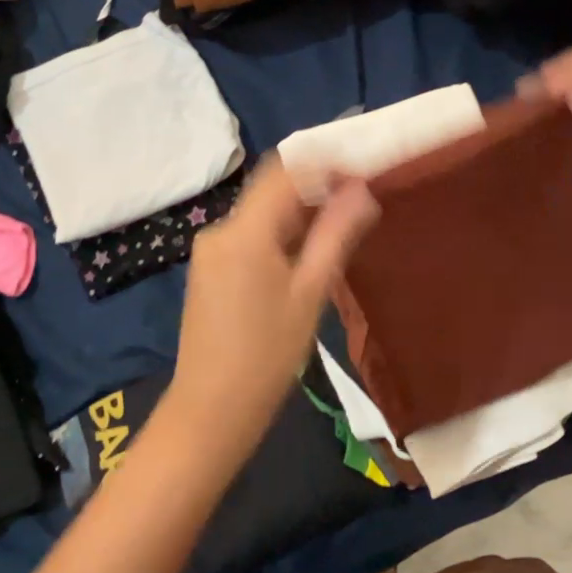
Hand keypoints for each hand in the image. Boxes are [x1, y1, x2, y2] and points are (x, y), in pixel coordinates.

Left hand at [168, 158, 380, 451]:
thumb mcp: (310, 293)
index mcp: (243, 231)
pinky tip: (308, 256)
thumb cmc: (267, 355)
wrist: (211, 410)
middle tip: (361, 198)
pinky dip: (280, 236)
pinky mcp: (209, 271)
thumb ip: (335, 235)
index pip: (284, 171)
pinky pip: (250, 237)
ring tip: (343, 226)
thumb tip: (363, 190)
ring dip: (300, 215)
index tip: (363, 167)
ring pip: (262, 216)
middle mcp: (220, 230)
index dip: (324, 162)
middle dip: (316, 188)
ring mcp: (210, 251)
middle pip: (271, 191)